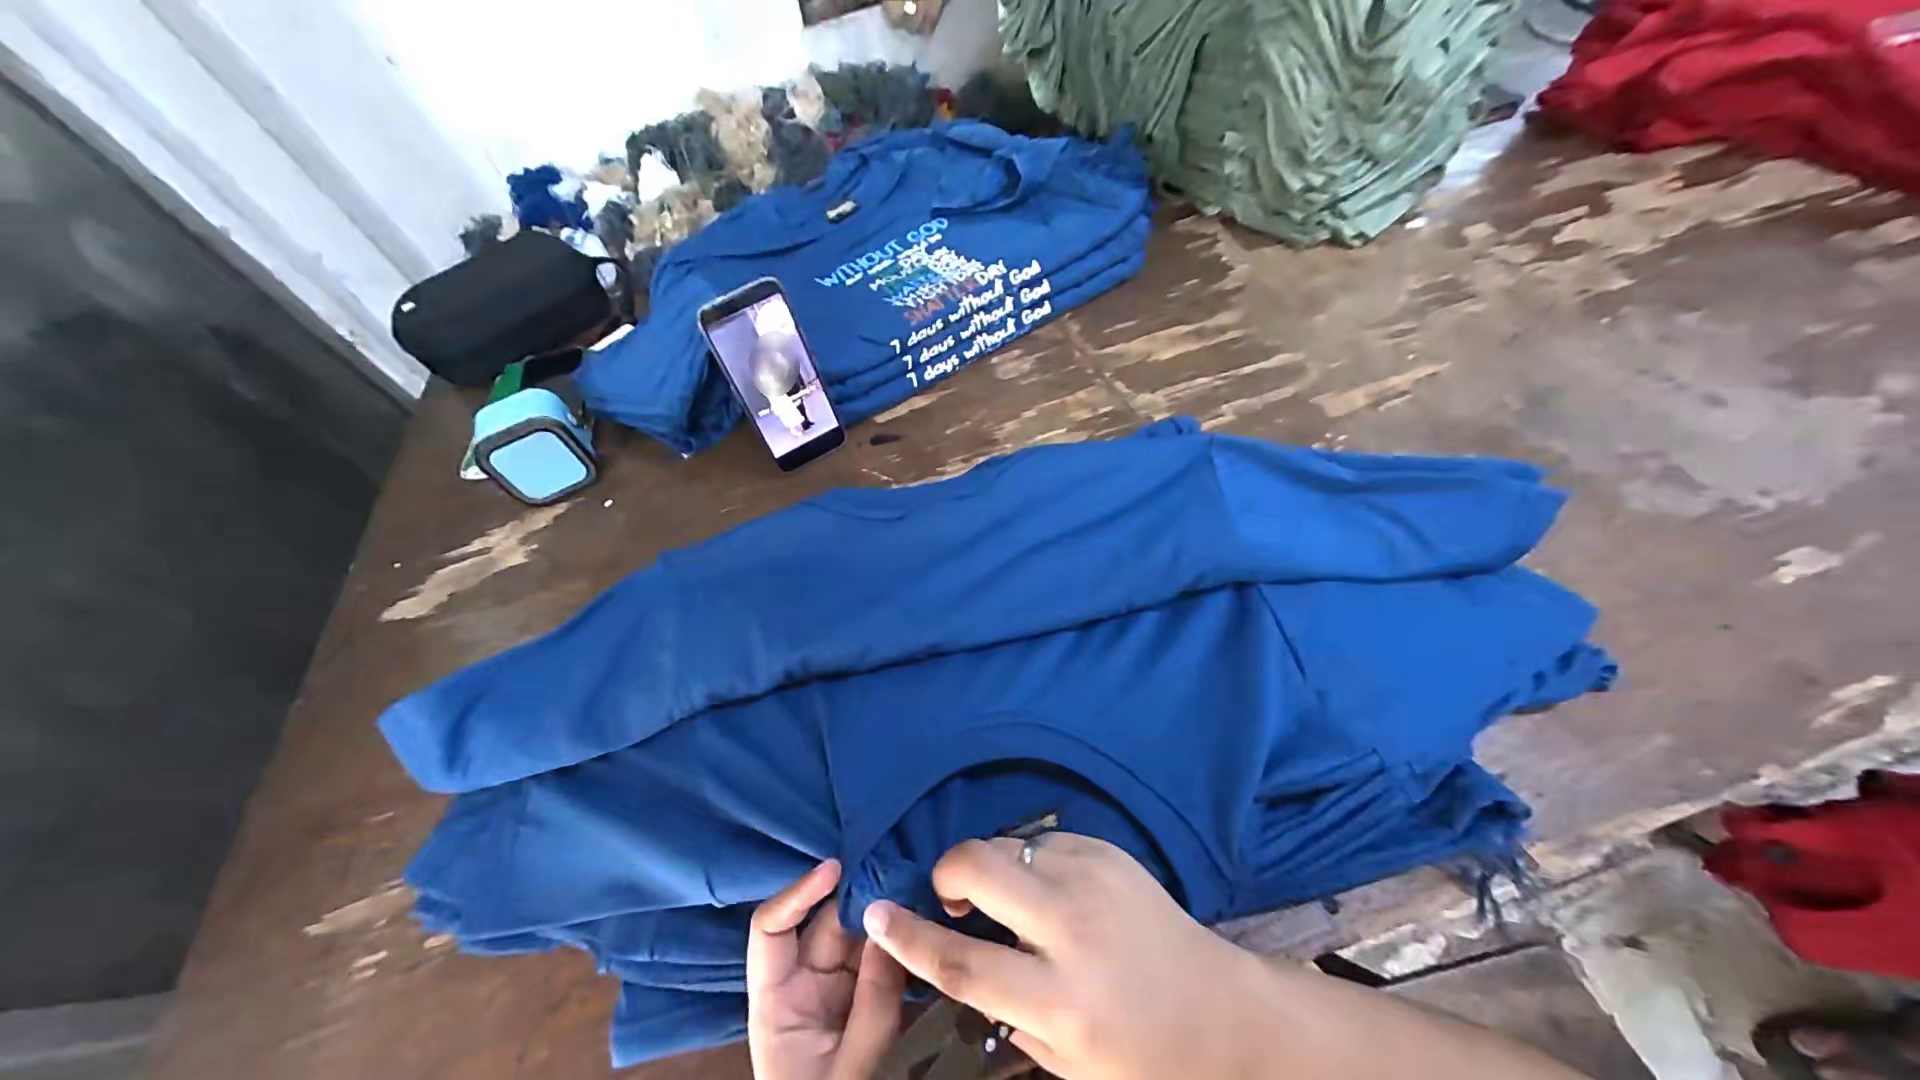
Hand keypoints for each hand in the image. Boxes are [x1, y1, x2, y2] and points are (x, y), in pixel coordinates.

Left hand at [747, 860, 906, 1079]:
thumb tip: (890, 922)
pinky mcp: (865, 1001)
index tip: (837, 867)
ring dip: (888, 916)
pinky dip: (900, 940)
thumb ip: (875, 1001)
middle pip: (828, 926)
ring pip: (860, 938)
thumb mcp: (853, 1070)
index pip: (771, 930)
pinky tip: (925, 920)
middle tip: (908, 874)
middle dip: (864, 899)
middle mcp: (802, 986)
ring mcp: (835, 993)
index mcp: (776, 1003)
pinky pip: (881, 960)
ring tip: (923, 890)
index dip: (798, 893)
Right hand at [859, 833, 1273, 1079]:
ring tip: (1011, 903)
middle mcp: (1073, 926)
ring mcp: (1093, 876)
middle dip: (947, 872)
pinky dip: (1028, 864)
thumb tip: (962, 960)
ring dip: (991, 869)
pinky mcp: (1107, 850)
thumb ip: (1008, 1013)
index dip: (909, 936)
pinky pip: (1041, 841)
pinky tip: (1049, 893)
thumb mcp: (1069, 1064)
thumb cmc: (1144, 1055)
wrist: (1224, 1011)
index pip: (964, 961)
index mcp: (1062, 999)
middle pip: (978, 866)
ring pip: (1006, 844)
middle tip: (953, 899)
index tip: (874, 914)